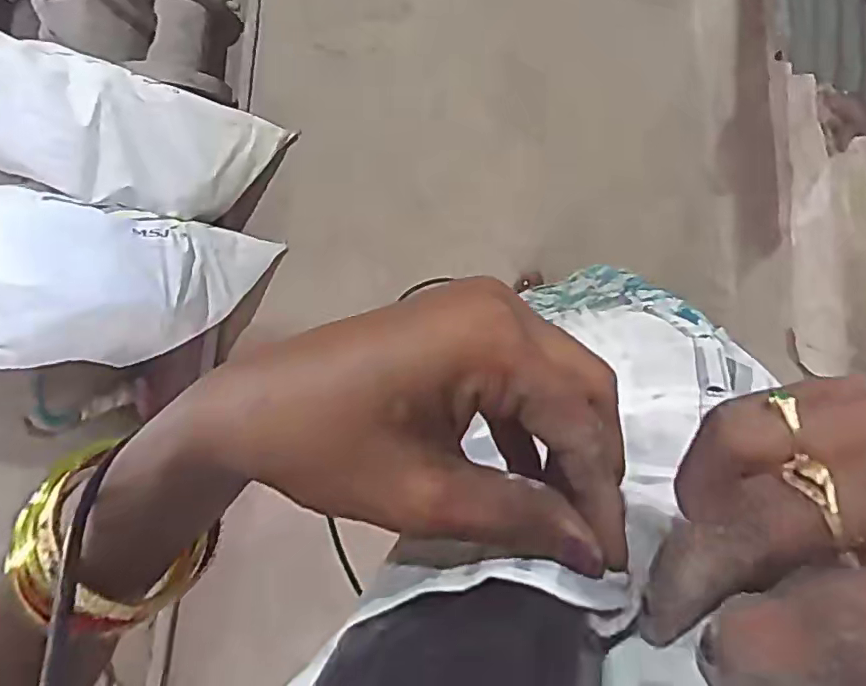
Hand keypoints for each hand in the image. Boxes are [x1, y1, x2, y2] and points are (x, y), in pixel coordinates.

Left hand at [137, 277, 627, 578]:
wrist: (258, 400)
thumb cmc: (330, 446)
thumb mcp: (425, 495)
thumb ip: (518, 516)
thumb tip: (590, 549)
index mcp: (496, 338)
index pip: (578, 417)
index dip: (598, 491)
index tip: (608, 561)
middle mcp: (506, 306)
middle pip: (585, 383)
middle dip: (594, 459)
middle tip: (590, 531)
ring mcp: (490, 304)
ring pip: (563, 372)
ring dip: (570, 437)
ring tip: (566, 508)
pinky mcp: (475, 316)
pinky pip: (529, 365)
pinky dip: (537, 414)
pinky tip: (528, 466)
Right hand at [641, 378, 865, 684]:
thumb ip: (840, 667)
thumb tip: (730, 645)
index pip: (840, 619)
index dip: (751, 645)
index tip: (710, 657)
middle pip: (782, 512)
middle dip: (702, 563)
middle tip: (666, 607)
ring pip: (761, 431)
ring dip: (707, 484)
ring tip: (695, 528)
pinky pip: (777, 401)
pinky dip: (737, 441)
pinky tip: (732, 483)